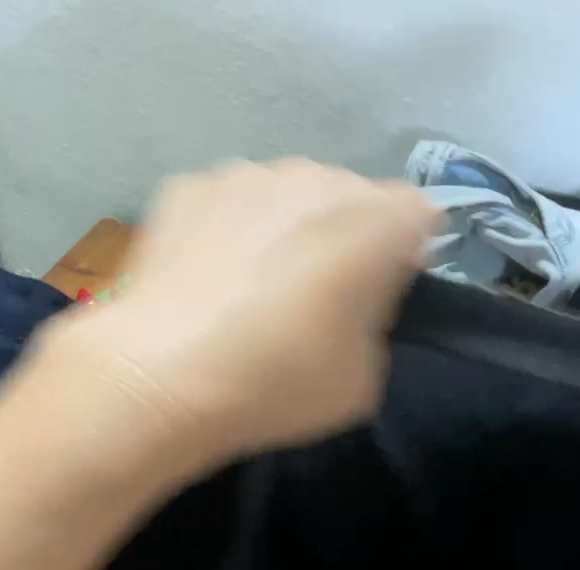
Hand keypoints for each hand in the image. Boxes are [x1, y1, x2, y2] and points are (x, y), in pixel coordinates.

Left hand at [38, 158, 439, 468]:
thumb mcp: (362, 380)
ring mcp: (247, 175)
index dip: (407, 252)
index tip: (384, 291)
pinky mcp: (190, 187)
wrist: (160, 377)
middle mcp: (317, 179)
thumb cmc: (275, 384)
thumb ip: (377, 323)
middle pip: (352, 197)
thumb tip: (359, 299)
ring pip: (289, 193)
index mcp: (375, 223)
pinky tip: (208, 277)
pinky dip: (231, 229)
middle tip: (319, 295)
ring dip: (288, 226)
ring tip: (255, 285)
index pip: (419, 214)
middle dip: (348, 235)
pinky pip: (231, 202)